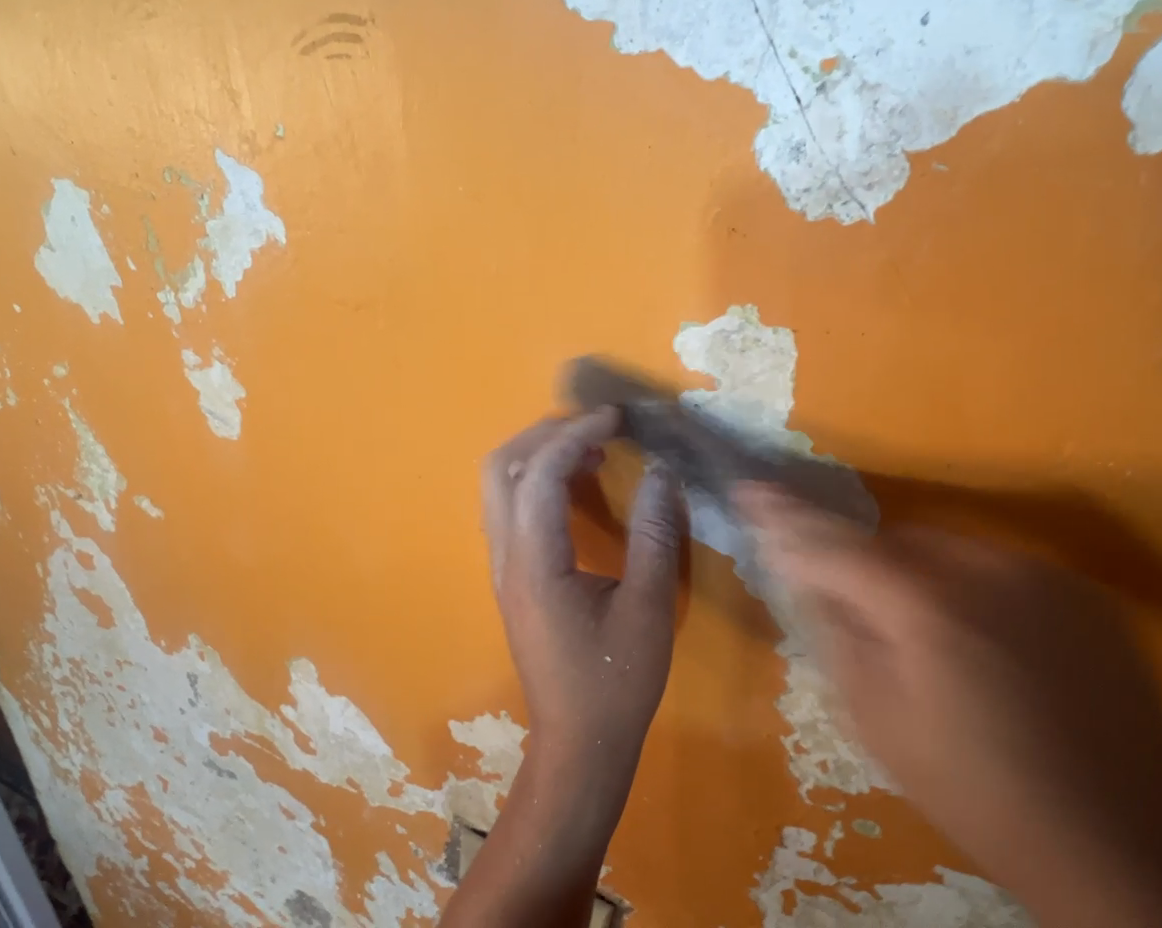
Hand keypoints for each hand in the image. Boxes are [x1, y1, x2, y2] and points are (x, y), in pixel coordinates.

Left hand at [443, 409, 682, 927]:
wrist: (578, 743)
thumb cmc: (616, 680)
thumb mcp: (649, 608)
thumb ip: (655, 535)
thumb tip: (661, 472)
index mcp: (534, 562)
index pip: (539, 472)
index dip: (576, 433)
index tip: (618, 417)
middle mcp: (506, 557)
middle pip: (500, 467)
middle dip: (546, 433)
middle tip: (599, 426)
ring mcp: (503, 568)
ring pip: (499, 486)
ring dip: (539, 455)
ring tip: (594, 448)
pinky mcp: (512, 579)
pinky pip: (511, 509)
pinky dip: (538, 480)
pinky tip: (580, 488)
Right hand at [735, 484, 1161, 927]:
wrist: (1124, 838)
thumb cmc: (978, 792)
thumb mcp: (877, 722)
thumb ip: (837, 633)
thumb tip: (805, 577)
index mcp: (921, 604)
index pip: (832, 541)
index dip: (785, 515)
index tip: (750, 491)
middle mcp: (982, 567)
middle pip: (896, 540)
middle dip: (870, 565)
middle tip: (867, 617)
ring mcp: (1041, 574)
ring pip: (952, 551)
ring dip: (927, 577)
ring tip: (942, 643)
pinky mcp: (1082, 592)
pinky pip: (1004, 570)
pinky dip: (980, 592)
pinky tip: (998, 650)